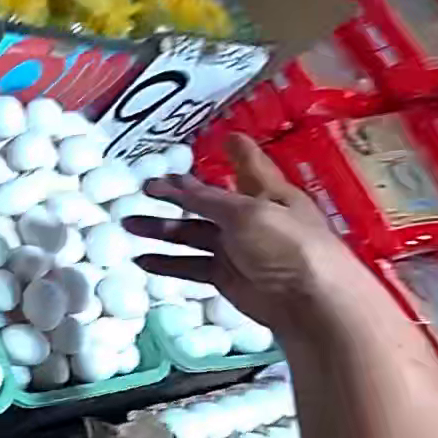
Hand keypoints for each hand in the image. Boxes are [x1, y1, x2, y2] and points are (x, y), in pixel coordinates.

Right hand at [121, 134, 367, 332]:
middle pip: (207, 203)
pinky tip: (142, 259)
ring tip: (128, 224)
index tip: (227, 136)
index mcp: (269, 195)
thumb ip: (208, 200)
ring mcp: (236, 249)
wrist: (309, 302)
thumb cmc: (287, 246)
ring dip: (160, 229)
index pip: (250, 167)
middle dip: (177, 195)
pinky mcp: (224, 276)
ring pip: (190, 234)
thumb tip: (177, 184)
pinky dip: (165, 263)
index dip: (238, 152)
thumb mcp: (247, 213)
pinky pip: (188, 265)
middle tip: (145, 187)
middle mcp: (251, 219)